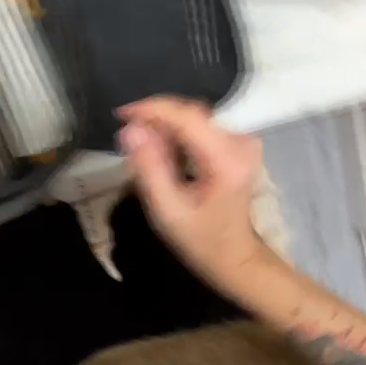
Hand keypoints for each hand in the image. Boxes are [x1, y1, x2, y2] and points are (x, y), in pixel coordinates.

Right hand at [117, 96, 276, 294]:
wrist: (235, 255)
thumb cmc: (201, 240)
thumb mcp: (167, 211)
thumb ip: (148, 168)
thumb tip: (129, 130)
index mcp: (227, 160)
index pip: (188, 116)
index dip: (152, 109)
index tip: (122, 114)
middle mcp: (241, 143)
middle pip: (191, 114)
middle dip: (156, 119)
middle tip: (128, 136)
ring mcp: (243, 142)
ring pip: (195, 118)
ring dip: (166, 125)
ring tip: (142, 145)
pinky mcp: (239, 144)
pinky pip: (202, 126)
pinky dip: (179, 132)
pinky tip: (163, 149)